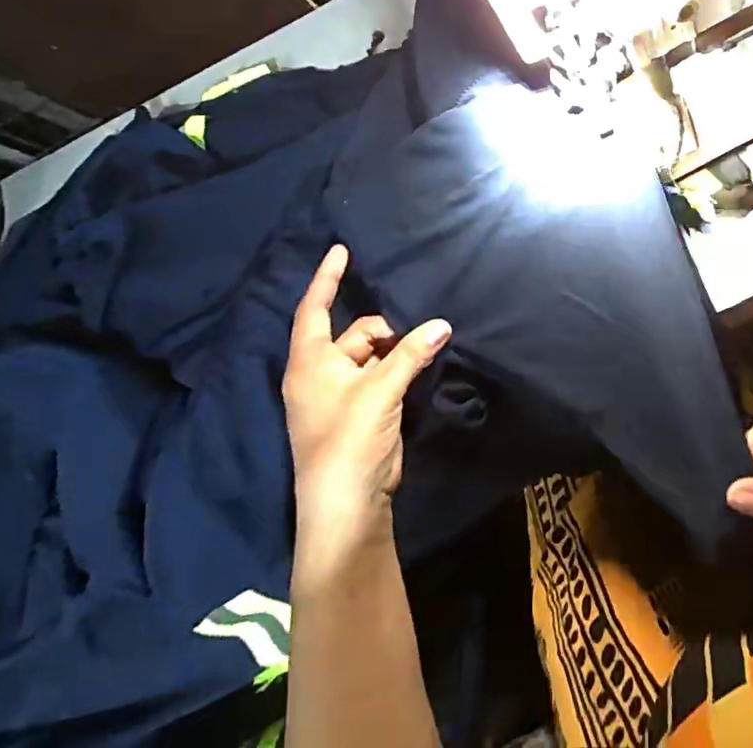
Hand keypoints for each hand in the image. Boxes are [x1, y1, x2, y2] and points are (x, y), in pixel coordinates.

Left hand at [284, 245, 451, 526]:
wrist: (347, 502)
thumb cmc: (349, 438)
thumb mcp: (380, 390)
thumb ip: (411, 354)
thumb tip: (442, 324)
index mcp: (310, 361)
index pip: (315, 307)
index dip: (327, 277)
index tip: (341, 250)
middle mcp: (320, 373)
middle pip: (355, 333)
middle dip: (386, 330)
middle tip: (414, 338)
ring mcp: (340, 394)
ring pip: (372, 355)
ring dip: (396, 351)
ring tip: (423, 349)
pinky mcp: (360, 411)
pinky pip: (380, 376)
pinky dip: (398, 369)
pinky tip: (420, 365)